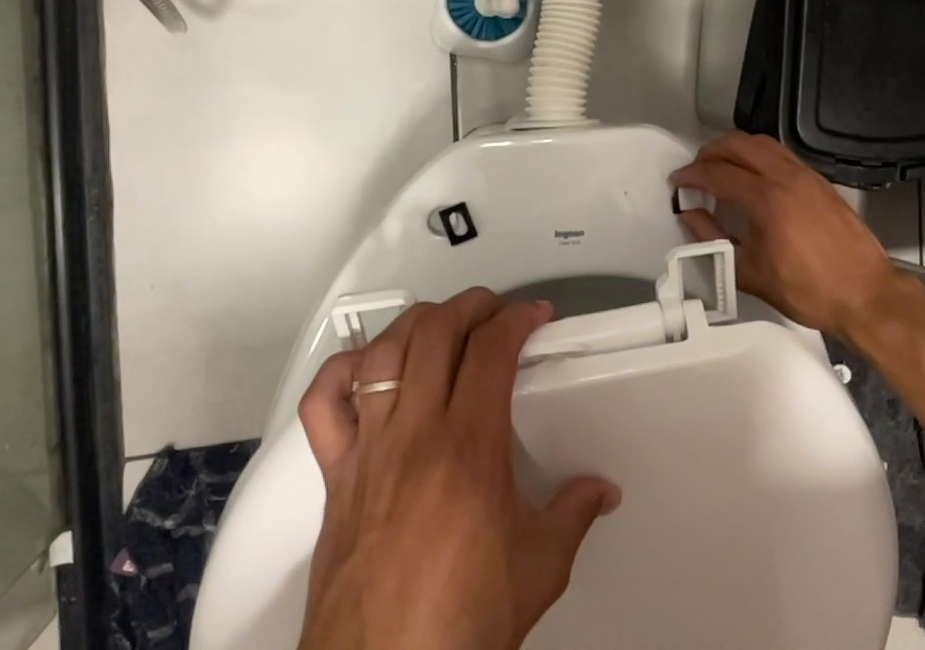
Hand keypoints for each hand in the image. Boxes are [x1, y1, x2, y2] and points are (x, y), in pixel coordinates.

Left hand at [295, 287, 621, 649]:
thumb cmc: (460, 622)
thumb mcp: (541, 565)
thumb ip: (574, 514)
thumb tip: (600, 492)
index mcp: (469, 450)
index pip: (490, 350)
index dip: (515, 319)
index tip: (533, 316)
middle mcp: (414, 437)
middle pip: (434, 334)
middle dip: (469, 306)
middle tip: (494, 310)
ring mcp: (368, 452)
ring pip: (382, 354)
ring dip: (415, 324)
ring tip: (442, 322)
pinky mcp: (335, 477)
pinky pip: (324, 405)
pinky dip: (342, 371)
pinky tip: (367, 366)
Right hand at [670, 132, 918, 341]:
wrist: (865, 295)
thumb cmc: (811, 291)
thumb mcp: (750, 272)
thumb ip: (713, 240)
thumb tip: (692, 218)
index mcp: (768, 199)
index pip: (718, 173)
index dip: (691, 175)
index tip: (678, 182)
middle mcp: (788, 178)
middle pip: (739, 145)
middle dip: (710, 153)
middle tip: (695, 171)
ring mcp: (809, 177)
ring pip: (763, 143)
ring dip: (736, 149)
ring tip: (721, 169)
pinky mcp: (822, 183)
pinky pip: (783, 155)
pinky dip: (760, 156)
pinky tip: (753, 179)